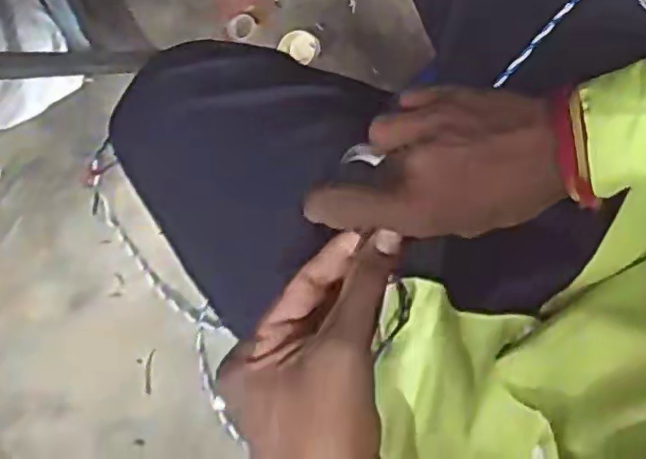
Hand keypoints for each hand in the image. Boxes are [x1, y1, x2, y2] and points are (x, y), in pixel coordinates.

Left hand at [218, 230, 400, 458]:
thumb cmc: (326, 423)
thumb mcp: (343, 347)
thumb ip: (364, 284)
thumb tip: (390, 229)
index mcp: (252, 351)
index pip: (301, 285)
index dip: (340, 253)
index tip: (378, 222)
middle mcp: (264, 358)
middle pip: (315, 297)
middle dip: (353, 268)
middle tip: (391, 234)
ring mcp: (291, 375)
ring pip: (330, 314)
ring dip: (361, 286)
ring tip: (393, 252)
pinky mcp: (320, 386)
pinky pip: (340, 334)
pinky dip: (363, 311)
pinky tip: (386, 286)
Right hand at [304, 87, 566, 237]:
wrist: (552, 143)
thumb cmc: (514, 195)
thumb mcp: (465, 224)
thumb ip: (419, 217)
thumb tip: (390, 213)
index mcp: (412, 203)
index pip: (337, 203)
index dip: (324, 205)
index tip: (328, 203)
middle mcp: (408, 160)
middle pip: (363, 157)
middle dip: (379, 166)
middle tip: (407, 169)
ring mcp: (424, 120)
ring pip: (383, 124)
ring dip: (396, 135)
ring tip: (422, 139)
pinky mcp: (442, 92)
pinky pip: (407, 101)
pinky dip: (414, 111)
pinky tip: (435, 118)